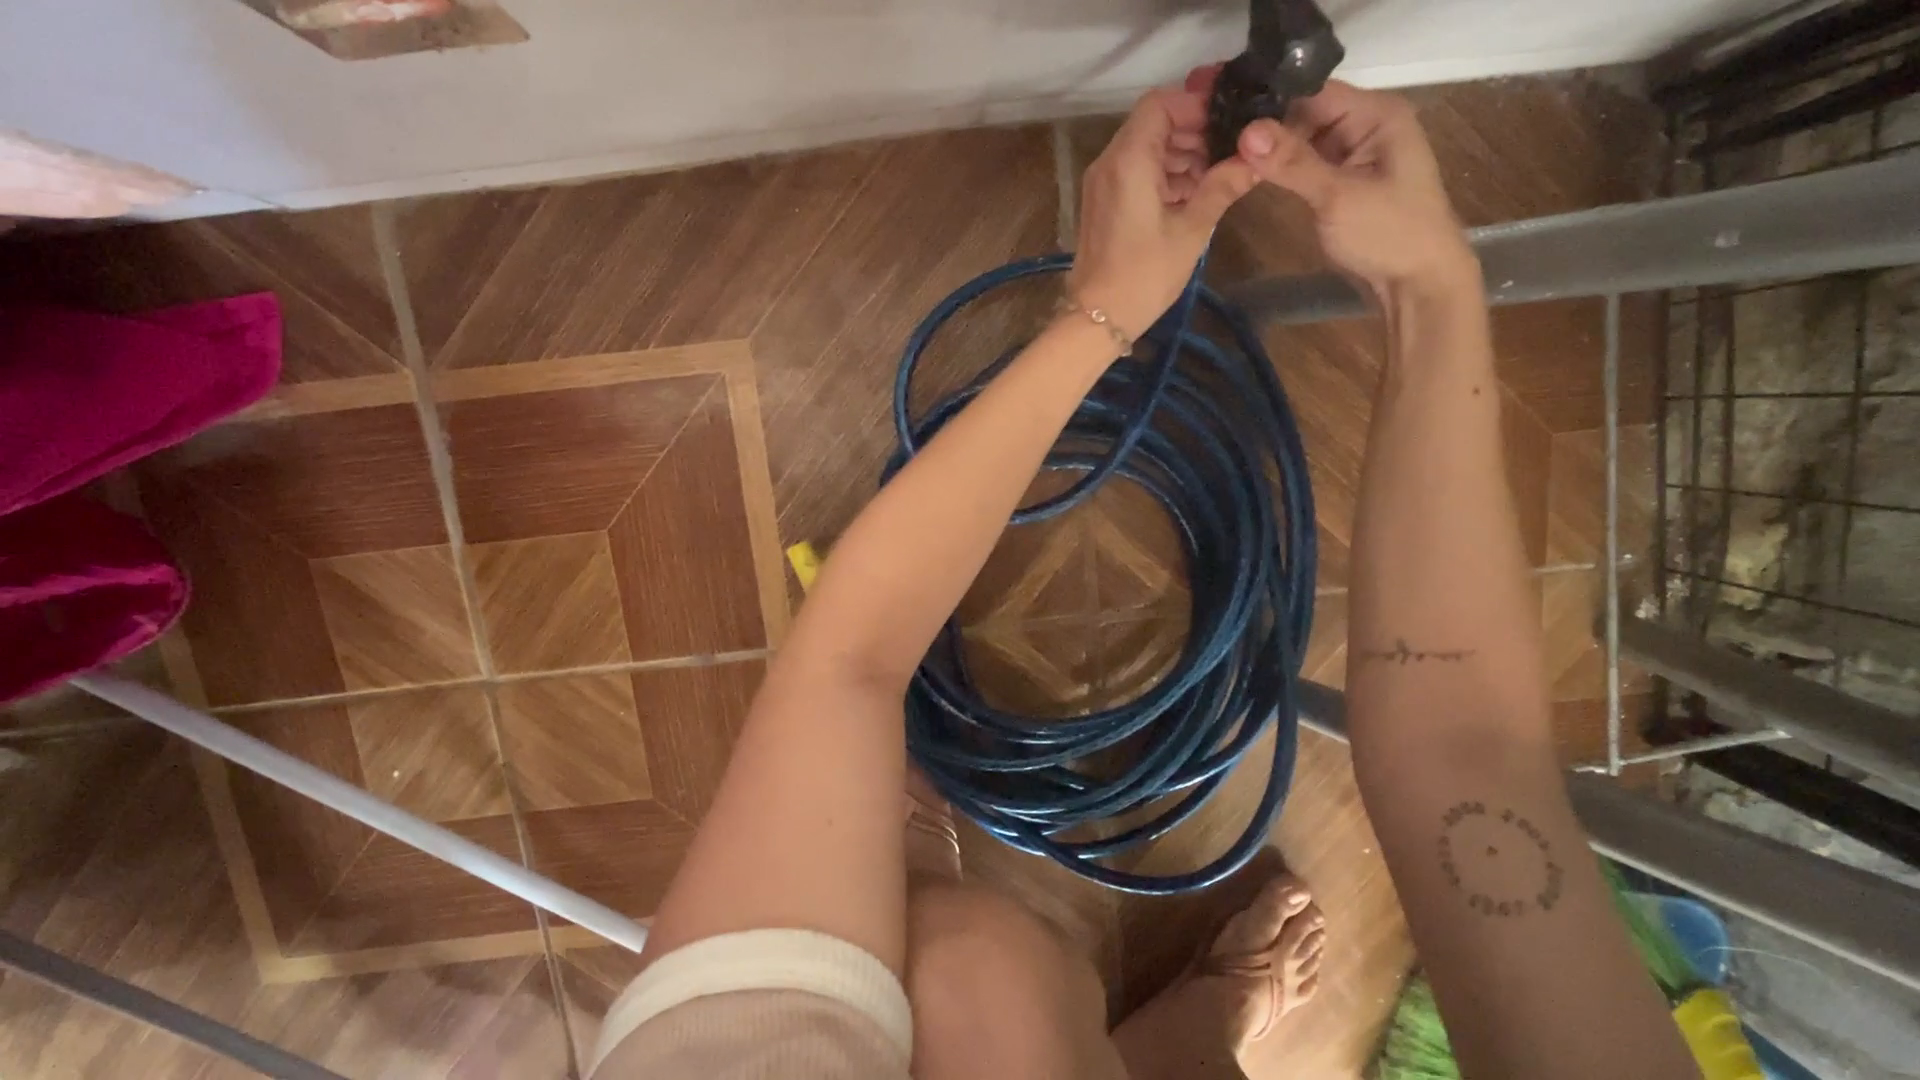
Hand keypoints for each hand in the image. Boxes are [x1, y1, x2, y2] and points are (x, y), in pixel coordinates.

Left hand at [1068, 69, 1261, 341]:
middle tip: (1230, 151)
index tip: (1228, 121)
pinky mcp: (1105, 203)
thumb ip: (1223, 186)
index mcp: (1128, 160)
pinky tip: (1195, 195)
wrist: (1099, 317)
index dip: (1196, 105)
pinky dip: (1165, 176)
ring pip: (1147, 149)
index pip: (1161, 104)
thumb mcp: (1192, 229)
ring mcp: (1103, 184)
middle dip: (1193, 132)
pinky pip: (1137, 173)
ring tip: (1218, 176)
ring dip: (1182, 156)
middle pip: (1153, 124)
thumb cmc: (1145, 275)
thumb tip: (1255, 159)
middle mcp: (1110, 162)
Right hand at [1238, 81, 1476, 300]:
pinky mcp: (1340, 182)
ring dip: (1267, 150)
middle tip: (1212, 140)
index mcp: (1375, 114)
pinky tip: (1245, 173)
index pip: (1312, 91)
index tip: (1222, 114)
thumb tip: (1245, 131)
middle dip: (1264, 127)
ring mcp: (1352, 154)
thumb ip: (1292, 163)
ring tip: (1220, 153)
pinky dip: (1278, 169)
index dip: (1269, 100)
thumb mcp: (1337, 196)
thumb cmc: (1388, 234)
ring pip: (1300, 140)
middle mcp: (1364, 125)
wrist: (1418, 284)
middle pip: (1303, 113)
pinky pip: (1303, 165)